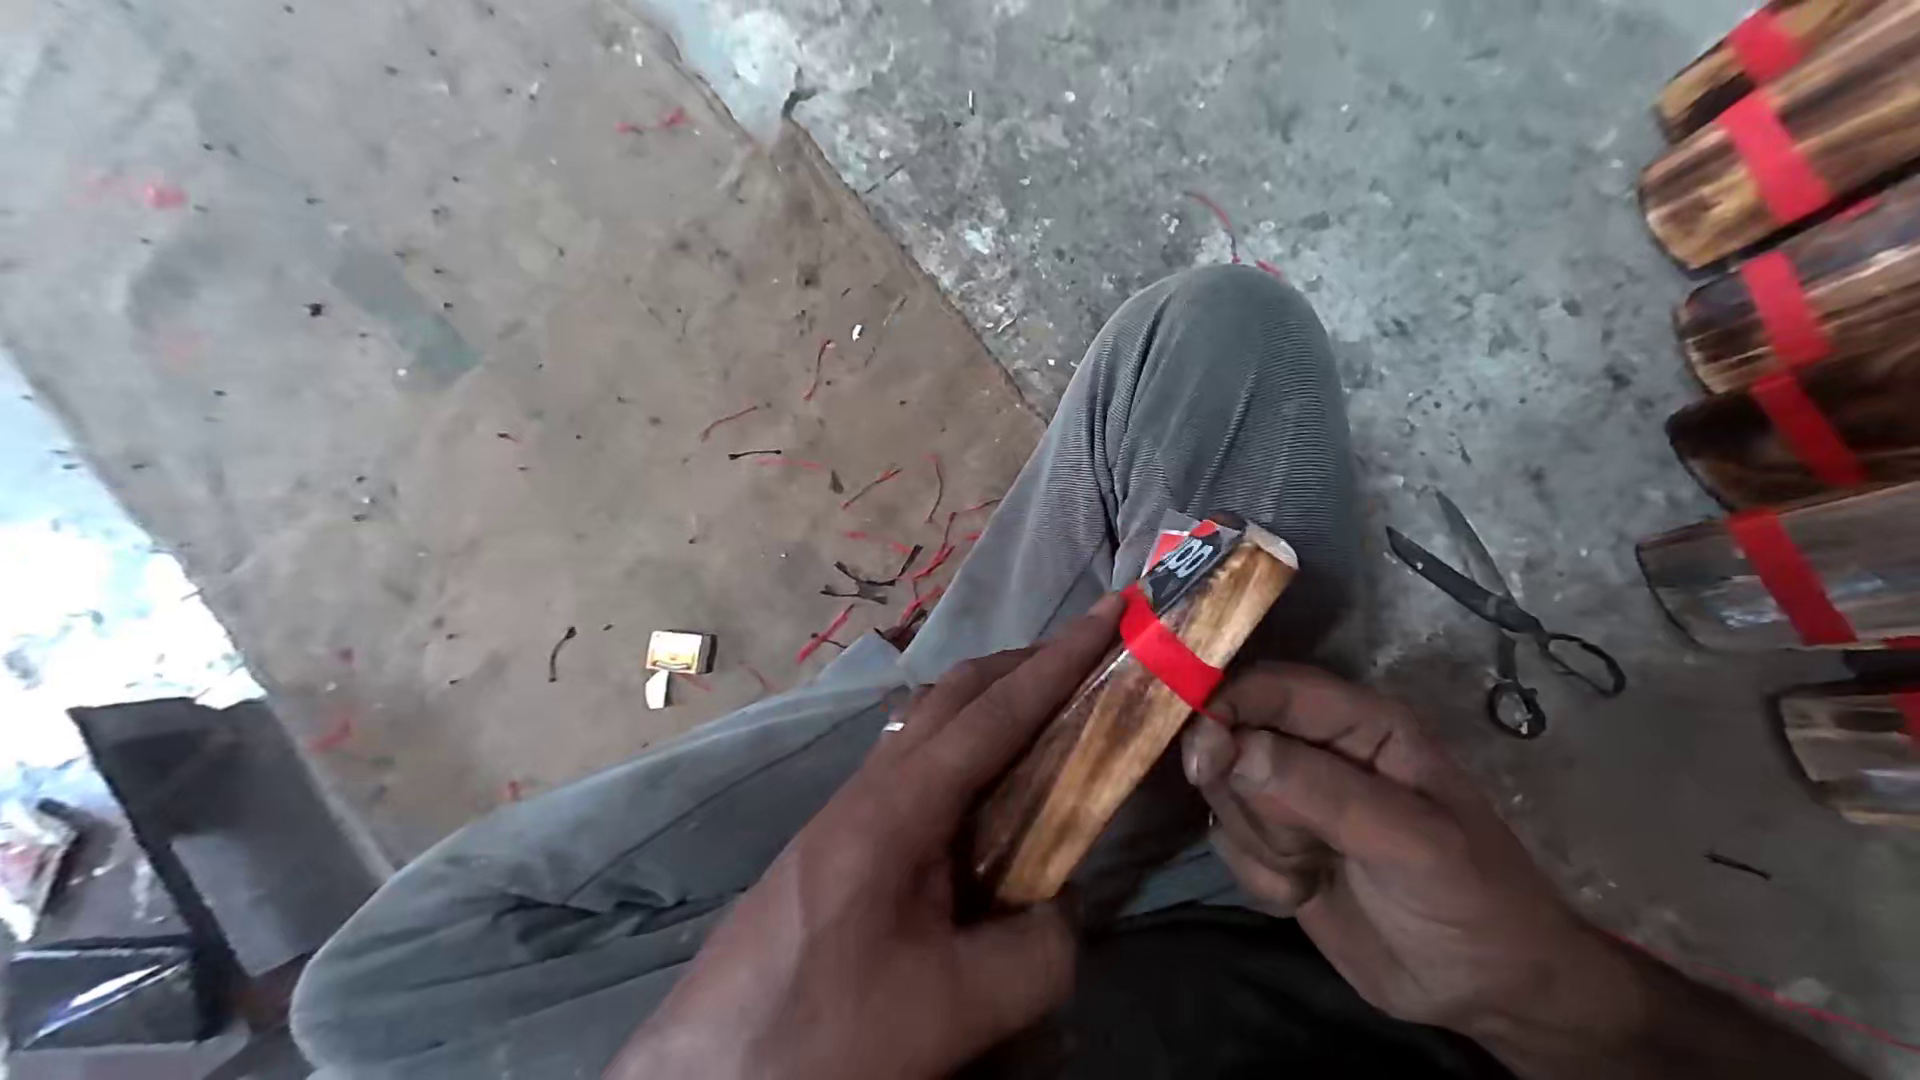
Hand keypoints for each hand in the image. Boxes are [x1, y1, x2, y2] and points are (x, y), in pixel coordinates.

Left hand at [607, 595, 1125, 1079]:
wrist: (708, 1067)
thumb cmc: (822, 1028)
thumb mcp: (949, 1009)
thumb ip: (1035, 955)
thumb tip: (1064, 910)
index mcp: (901, 803)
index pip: (997, 711)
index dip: (1062, 659)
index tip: (1109, 611)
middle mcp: (876, 781)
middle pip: (959, 692)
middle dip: (1027, 662)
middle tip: (1086, 659)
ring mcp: (854, 801)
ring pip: (933, 719)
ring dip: (992, 700)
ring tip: (1045, 714)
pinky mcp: (844, 829)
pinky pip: (918, 758)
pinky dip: (966, 743)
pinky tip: (984, 784)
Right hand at [1181, 664, 1643, 1042]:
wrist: (1486, 995)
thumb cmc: (1473, 904)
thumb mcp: (1411, 844)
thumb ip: (1321, 790)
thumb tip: (1231, 746)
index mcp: (1358, 722)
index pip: (1272, 687)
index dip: (1227, 706)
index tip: (1204, 757)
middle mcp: (1313, 746)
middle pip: (1230, 734)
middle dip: (1245, 792)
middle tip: (1291, 840)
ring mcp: (1287, 794)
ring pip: (1222, 789)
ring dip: (1259, 840)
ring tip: (1314, 868)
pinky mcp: (1269, 839)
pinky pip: (1225, 838)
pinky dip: (1258, 873)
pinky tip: (1303, 890)